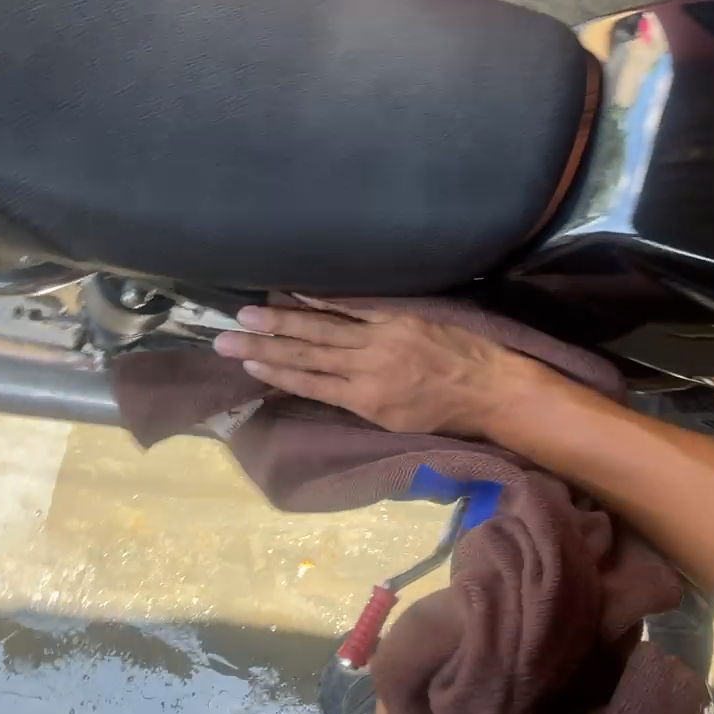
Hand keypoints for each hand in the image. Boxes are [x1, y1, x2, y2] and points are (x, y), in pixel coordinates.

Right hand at [210, 300, 550, 436]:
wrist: (491, 388)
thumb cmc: (446, 414)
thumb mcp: (398, 423)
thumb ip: (359, 403)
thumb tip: (322, 387)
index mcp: (365, 400)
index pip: (308, 383)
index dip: (274, 371)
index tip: (242, 362)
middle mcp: (367, 368)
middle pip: (306, 353)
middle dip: (263, 344)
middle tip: (223, 335)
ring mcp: (382, 338)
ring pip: (323, 328)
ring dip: (282, 318)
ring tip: (248, 311)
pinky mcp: (398, 318)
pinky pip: (355, 307)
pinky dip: (324, 299)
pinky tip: (298, 291)